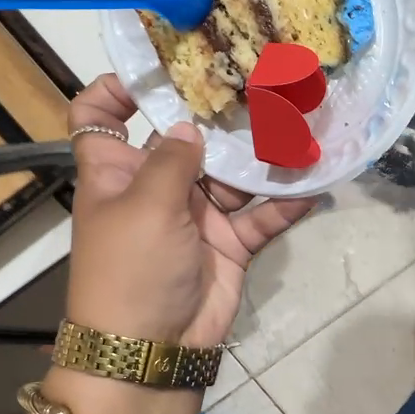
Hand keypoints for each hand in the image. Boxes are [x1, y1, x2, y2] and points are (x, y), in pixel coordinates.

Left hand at [64, 74, 316, 347]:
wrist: (154, 342)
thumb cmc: (131, 267)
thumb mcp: (144, 205)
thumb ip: (172, 160)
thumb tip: (193, 127)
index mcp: (117, 171)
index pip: (102, 117)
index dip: (120, 89)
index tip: (159, 70)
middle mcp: (157, 187)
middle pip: (186, 141)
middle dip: (217, 118)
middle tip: (258, 90)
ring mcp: (197, 216)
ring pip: (232, 178)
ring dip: (261, 160)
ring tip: (297, 132)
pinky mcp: (231, 244)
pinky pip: (261, 217)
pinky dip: (285, 204)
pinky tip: (312, 187)